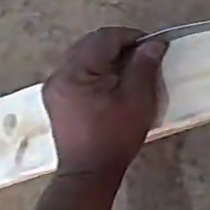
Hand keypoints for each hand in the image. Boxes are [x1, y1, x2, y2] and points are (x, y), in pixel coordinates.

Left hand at [43, 27, 165, 182]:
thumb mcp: (138, 97)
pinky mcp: (58, 100)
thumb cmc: (116, 134)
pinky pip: (78, 71)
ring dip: (108, 56)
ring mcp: (55, 88)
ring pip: (83, 57)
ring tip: (131, 69)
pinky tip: (114, 82)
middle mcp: (59, 76)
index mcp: (76, 72)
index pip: (104, 38)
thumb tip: (153, 43)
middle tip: (144, 55)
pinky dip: (98, 69)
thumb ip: (144, 65)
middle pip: (90, 44)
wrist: (89, 173)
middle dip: (119, 44)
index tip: (153, 47)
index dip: (132, 37)